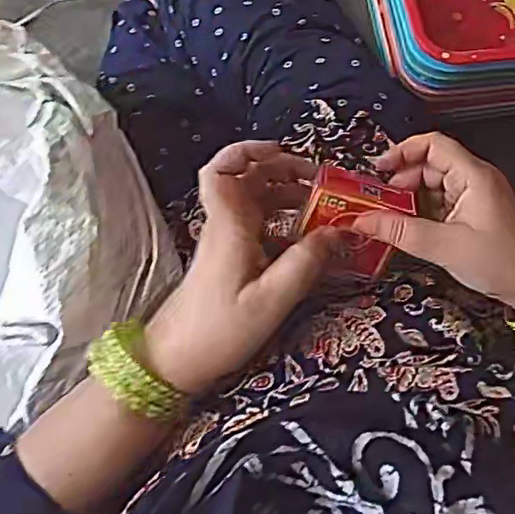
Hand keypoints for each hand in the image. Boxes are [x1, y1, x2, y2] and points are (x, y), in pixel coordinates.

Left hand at [141, 141, 338, 394]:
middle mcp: (226, 224)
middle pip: (250, 177)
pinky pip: (261, 220)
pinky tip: (308, 235)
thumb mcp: (271, 300)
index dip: (247, 150)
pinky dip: (285, 218)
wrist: (174, 363)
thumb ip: (307, 262)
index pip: (222, 169)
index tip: (281, 150)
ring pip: (257, 197)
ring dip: (288, 192)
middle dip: (286, 169)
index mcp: (230, 225)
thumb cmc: (217, 330)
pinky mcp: (232, 254)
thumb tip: (339, 230)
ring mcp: (228, 238)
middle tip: (321, 180)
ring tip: (322, 203)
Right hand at [352, 133, 514, 312]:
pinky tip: (409, 225)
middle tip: (377, 199)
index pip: (433, 144)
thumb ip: (401, 232)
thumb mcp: (444, 247)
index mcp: (473, 175)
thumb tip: (363, 222)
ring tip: (389, 214)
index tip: (379, 168)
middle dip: (401, 178)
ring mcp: (475, 193)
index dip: (403, 151)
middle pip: (430, 163)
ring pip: (434, 182)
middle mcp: (475, 177)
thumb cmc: (502, 262)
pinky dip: (423, 208)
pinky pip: (442, 198)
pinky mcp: (474, 209)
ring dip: (411, 195)